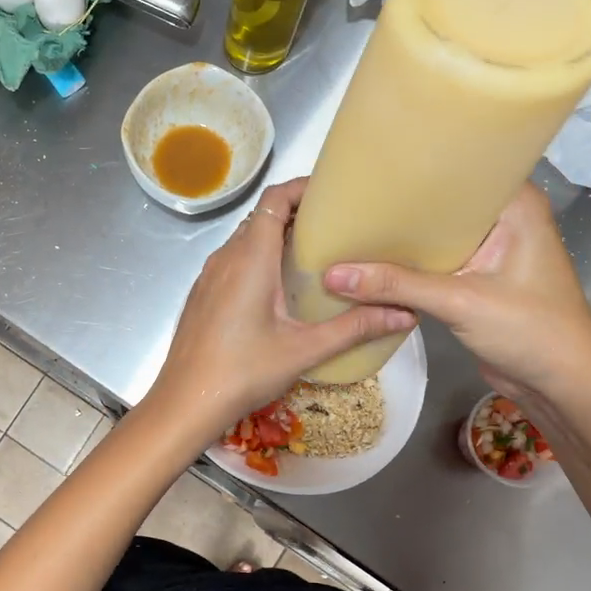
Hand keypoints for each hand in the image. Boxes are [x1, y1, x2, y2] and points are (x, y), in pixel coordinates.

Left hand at [149, 178, 410, 440]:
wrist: (185, 402)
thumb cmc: (242, 372)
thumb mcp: (303, 350)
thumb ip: (354, 328)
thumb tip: (404, 315)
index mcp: (250, 258)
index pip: (274, 200)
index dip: (302, 187)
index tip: (333, 192)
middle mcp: (225, 258)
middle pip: (261, 217)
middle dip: (297, 214)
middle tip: (336, 227)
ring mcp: (208, 277)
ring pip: (245, 241)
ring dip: (276, 239)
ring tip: (315, 255)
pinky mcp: (202, 296)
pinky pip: (232, 262)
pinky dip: (257, 260)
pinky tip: (279, 287)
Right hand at [321, 183, 590, 402]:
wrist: (561, 383)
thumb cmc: (530, 330)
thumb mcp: (459, 302)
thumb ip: (395, 286)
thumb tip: (331, 274)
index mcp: (513, 204)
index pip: (458, 169)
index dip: (414, 167)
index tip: (367, 168)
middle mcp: (502, 217)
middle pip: (440, 201)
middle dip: (397, 204)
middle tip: (346, 197)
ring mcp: (489, 248)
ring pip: (433, 233)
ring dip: (399, 238)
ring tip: (348, 225)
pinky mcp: (476, 275)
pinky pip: (433, 260)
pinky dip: (407, 264)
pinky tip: (369, 262)